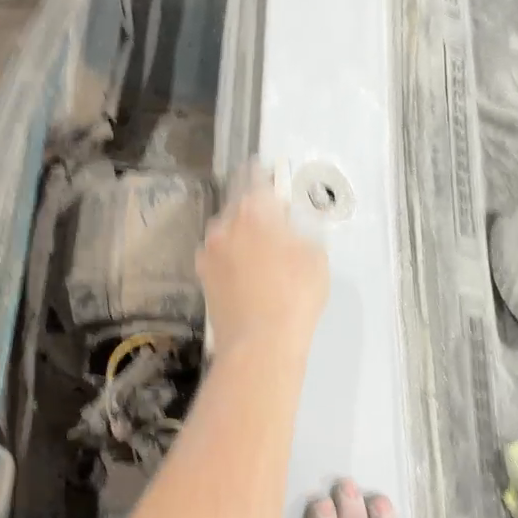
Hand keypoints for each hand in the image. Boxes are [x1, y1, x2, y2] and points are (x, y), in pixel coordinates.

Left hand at [196, 167, 328, 354]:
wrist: (260, 344)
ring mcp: (208, 252)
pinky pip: (220, 257)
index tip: (269, 174)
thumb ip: (299, 231)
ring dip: (240, 235)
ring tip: (261, 254)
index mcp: (254, 210)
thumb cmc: (296, 294)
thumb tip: (287, 227)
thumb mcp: (315, 255)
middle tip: (274, 222)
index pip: (254, 176)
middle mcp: (224, 224)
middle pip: (238, 205)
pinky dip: (231, 259)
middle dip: (254, 209)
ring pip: (226, 232)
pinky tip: (247, 275)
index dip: (263, 173)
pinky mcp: (202, 278)